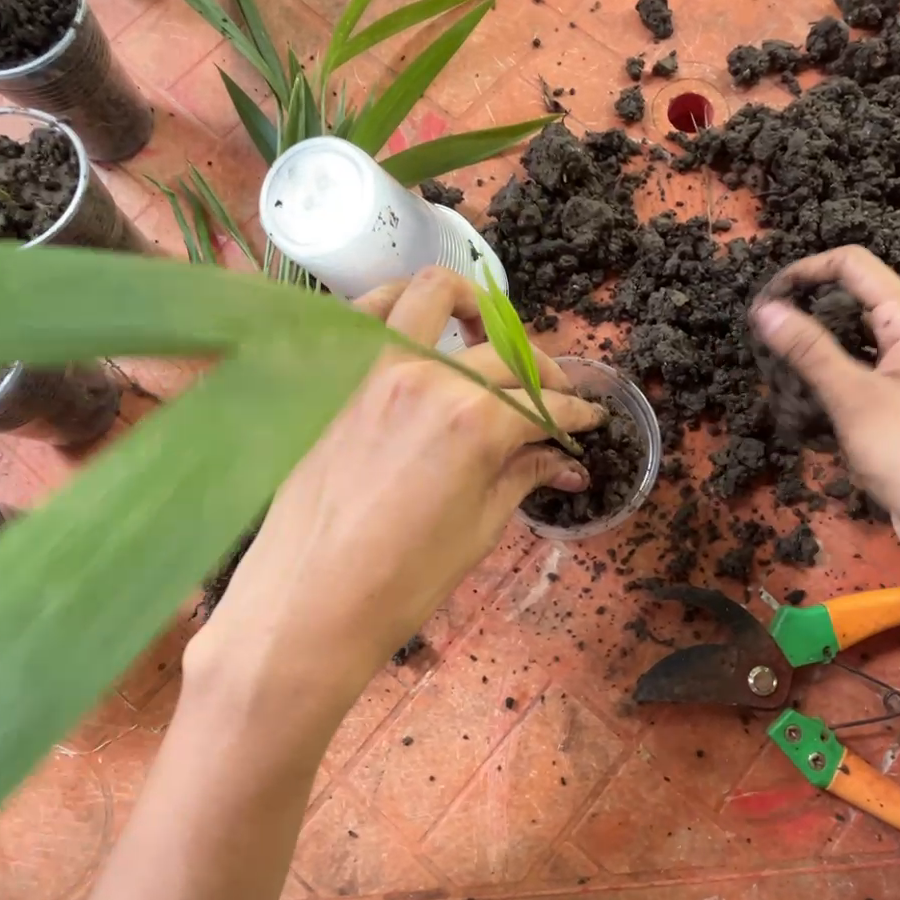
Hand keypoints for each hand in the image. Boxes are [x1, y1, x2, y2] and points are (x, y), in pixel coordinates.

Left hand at [187, 267, 603, 690]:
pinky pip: (367, 311)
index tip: (591, 419)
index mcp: (477, 423)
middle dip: (546, 373)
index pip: (545, 405)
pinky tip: (418, 324)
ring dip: (475, 305)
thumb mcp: (480, 529)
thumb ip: (523, 476)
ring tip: (490, 334)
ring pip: (435, 294)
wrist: (309, 606)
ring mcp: (377, 368)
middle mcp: (432, 379)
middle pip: (506, 355)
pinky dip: (399, 301)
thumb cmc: (404, 583)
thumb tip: (566, 463)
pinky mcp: (339, 374)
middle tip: (556, 398)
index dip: (577, 413)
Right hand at [748, 247, 899, 589]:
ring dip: (815, 365)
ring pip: (854, 353)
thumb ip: (809, 350)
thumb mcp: (856, 399)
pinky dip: (832, 396)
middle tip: (763, 349)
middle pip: (852, 308)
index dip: (805, 271)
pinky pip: (862, 389)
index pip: (854, 266)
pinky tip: (806, 419)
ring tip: (778, 388)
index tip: (764, 300)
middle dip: (806, 321)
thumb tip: (766, 308)